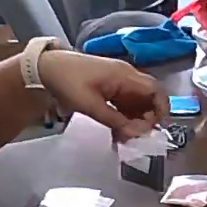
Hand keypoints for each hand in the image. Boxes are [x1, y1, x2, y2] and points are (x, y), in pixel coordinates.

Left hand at [38, 50, 160, 141]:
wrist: (46, 68)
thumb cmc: (68, 82)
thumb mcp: (90, 105)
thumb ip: (115, 120)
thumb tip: (135, 134)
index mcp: (125, 76)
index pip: (156, 90)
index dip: (161, 110)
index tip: (154, 128)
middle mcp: (127, 77)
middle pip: (149, 99)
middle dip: (147, 119)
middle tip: (135, 137)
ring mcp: (119, 82)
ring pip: (138, 103)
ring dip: (135, 121)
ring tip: (124, 137)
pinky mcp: (110, 88)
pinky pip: (126, 104)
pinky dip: (125, 117)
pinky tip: (118, 131)